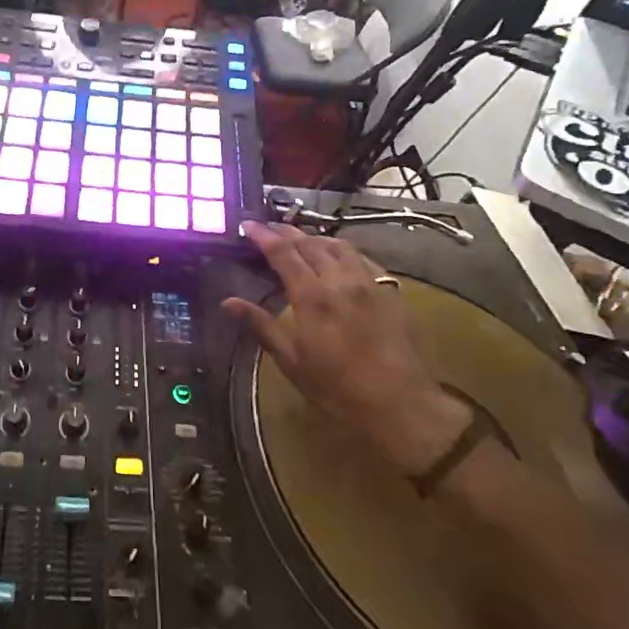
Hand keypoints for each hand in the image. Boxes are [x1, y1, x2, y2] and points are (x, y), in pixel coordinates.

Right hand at [223, 221, 468, 474]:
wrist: (400, 404)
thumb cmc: (336, 387)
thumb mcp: (291, 359)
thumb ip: (261, 325)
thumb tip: (228, 302)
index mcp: (313, 297)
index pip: (284, 254)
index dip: (263, 236)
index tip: (248, 225)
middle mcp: (342, 282)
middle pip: (311, 244)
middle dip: (287, 233)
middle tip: (269, 228)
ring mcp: (371, 285)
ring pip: (341, 246)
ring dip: (316, 238)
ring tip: (301, 238)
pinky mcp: (391, 294)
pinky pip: (364, 260)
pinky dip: (344, 251)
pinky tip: (338, 258)